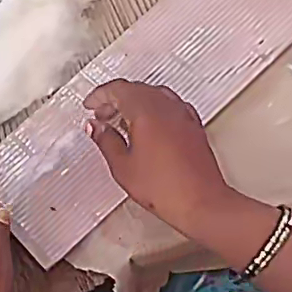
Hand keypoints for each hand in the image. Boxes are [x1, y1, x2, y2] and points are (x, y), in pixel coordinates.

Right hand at [84, 80, 241, 240]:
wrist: (201, 203)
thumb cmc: (167, 188)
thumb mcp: (122, 166)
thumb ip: (106, 141)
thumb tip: (97, 128)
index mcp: (147, 112)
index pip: (118, 90)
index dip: (100, 95)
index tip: (91, 104)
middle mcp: (167, 108)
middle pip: (136, 89)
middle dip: (115, 98)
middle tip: (101, 114)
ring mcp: (184, 116)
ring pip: (154, 94)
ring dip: (135, 101)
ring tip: (121, 120)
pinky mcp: (193, 126)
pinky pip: (170, 105)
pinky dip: (154, 109)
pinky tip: (148, 126)